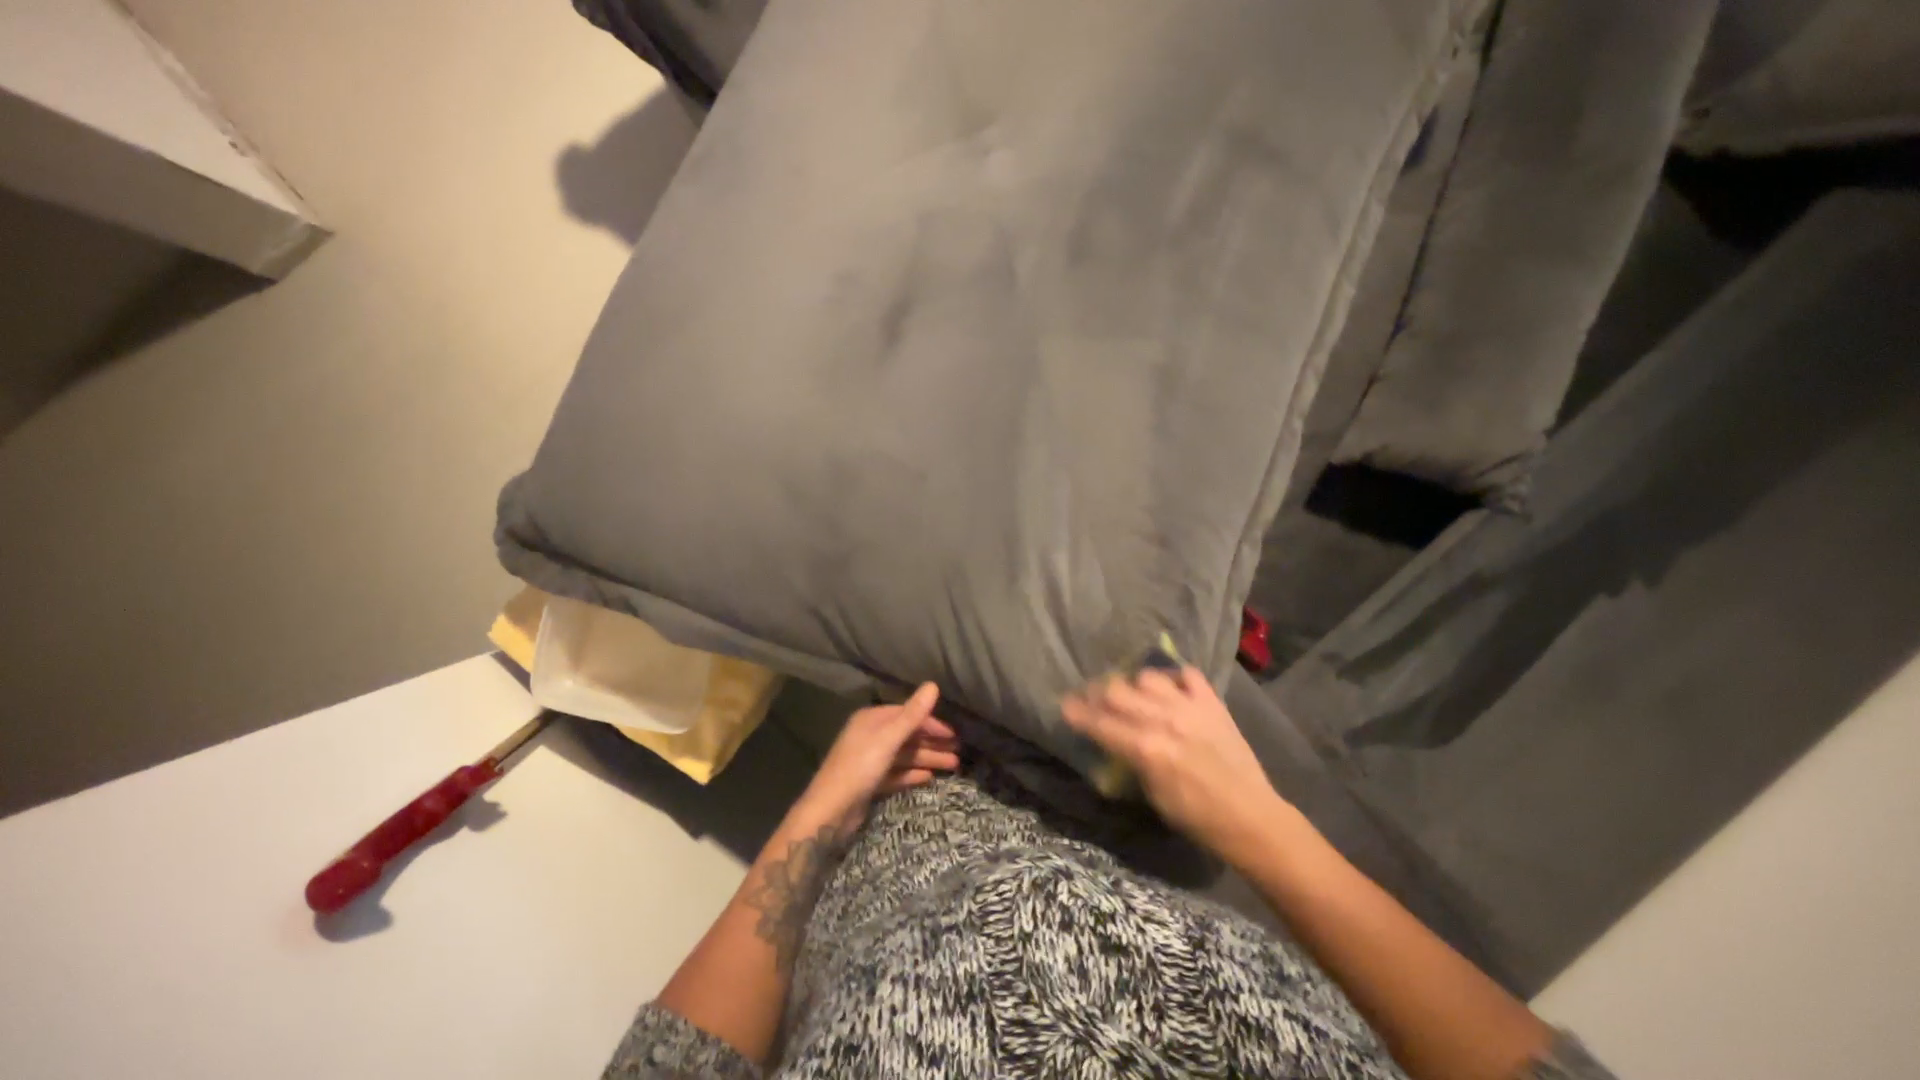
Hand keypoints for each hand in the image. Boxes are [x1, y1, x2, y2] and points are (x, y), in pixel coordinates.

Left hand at [791, 683, 958, 829]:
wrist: (830, 810)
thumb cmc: (860, 767)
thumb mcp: (888, 739)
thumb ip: (912, 715)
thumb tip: (933, 684)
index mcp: (870, 720)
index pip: (906, 714)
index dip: (930, 723)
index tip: (953, 735)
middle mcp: (869, 736)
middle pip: (907, 735)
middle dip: (932, 742)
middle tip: (959, 752)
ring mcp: (869, 760)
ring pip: (904, 755)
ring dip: (927, 758)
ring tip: (953, 766)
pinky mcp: (870, 782)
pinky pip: (896, 773)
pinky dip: (912, 774)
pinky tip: (929, 778)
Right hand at [1062, 667, 1288, 859]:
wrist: (1249, 816)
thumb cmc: (1196, 817)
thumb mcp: (1152, 796)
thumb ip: (1130, 762)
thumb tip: (1114, 743)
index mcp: (1146, 748)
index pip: (1100, 722)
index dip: (1077, 713)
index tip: (1064, 706)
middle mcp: (1165, 720)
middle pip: (1117, 690)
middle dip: (1098, 693)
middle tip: (1091, 699)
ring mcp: (1191, 707)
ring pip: (1148, 677)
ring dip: (1133, 685)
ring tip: (1131, 694)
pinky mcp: (1213, 703)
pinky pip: (1187, 675)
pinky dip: (1173, 678)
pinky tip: (1169, 690)